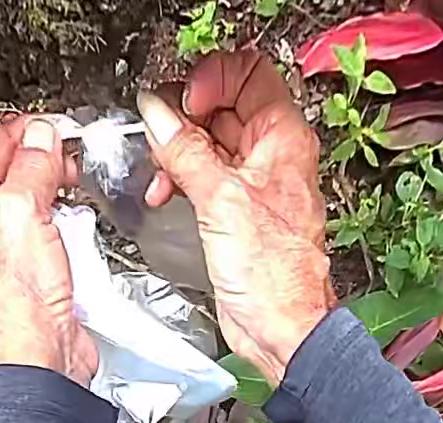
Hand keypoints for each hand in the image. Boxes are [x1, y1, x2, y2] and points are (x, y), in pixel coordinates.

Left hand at [0, 117, 97, 384]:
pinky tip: (75, 228)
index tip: (43, 128)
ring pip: (28, 212)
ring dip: (53, 200)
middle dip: (36, 167)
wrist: (42, 359)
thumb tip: (42, 139)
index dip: (11, 137)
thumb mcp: (19, 213)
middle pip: (2, 183)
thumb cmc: (13, 306)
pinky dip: (63, 232)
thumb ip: (31, 167)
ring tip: (70, 189)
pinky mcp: (31, 282)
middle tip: (62, 157)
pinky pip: (47, 243)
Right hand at [139, 52, 335, 384]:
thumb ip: (186, 152)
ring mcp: (254, 190)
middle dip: (185, 121)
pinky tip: (166, 193)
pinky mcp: (238, 217)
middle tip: (161, 138)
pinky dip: (183, 181)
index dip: (209, 80)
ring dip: (178, 154)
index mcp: (284, 141)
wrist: (280, 329)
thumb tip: (159, 115)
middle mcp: (272, 161)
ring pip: (210, 147)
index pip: (246, 74)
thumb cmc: (274, 278)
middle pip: (222, 109)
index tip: (182, 104)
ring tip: (160, 172)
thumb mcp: (221, 201)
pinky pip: (207, 181)